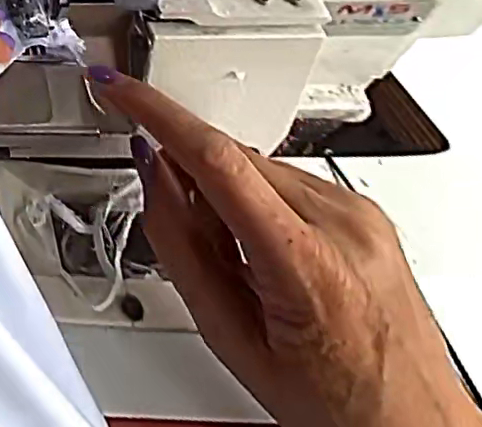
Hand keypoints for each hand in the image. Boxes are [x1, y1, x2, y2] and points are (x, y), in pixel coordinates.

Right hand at [92, 70, 481, 426]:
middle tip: (196, 237)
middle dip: (190, 177)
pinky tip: (270, 252)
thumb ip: (180, 245)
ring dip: (225, 192)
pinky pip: (283, 175)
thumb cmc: (334, 406)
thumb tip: (152, 172)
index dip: (154, 110)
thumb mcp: (231, 338)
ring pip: (252, 162)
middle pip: (229, 158)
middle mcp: (341, 221)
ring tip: (246, 262)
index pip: (213, 156)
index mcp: (305, 263)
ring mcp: (357, 209)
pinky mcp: (363, 205)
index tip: (117, 86)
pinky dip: (256, 197)